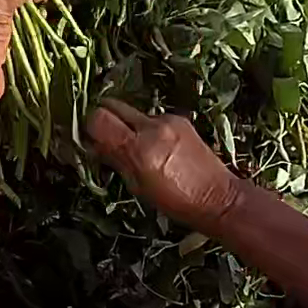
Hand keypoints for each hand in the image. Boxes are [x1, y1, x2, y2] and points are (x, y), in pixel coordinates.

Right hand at [87, 99, 245, 231]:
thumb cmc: (175, 202)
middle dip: (104, 118)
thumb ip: (114, 160)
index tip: (89, 139)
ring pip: (133, 113)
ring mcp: (168, 120)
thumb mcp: (137, 187)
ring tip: (136, 149)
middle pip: (112, 105)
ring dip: (127, 126)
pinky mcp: (180, 119)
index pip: (98, 118)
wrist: (218, 197)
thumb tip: (92, 145)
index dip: (89, 127)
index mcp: (139, 149)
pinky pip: (152, 119)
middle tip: (104, 137)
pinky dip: (147, 129)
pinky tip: (157, 148)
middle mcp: (152, 127)